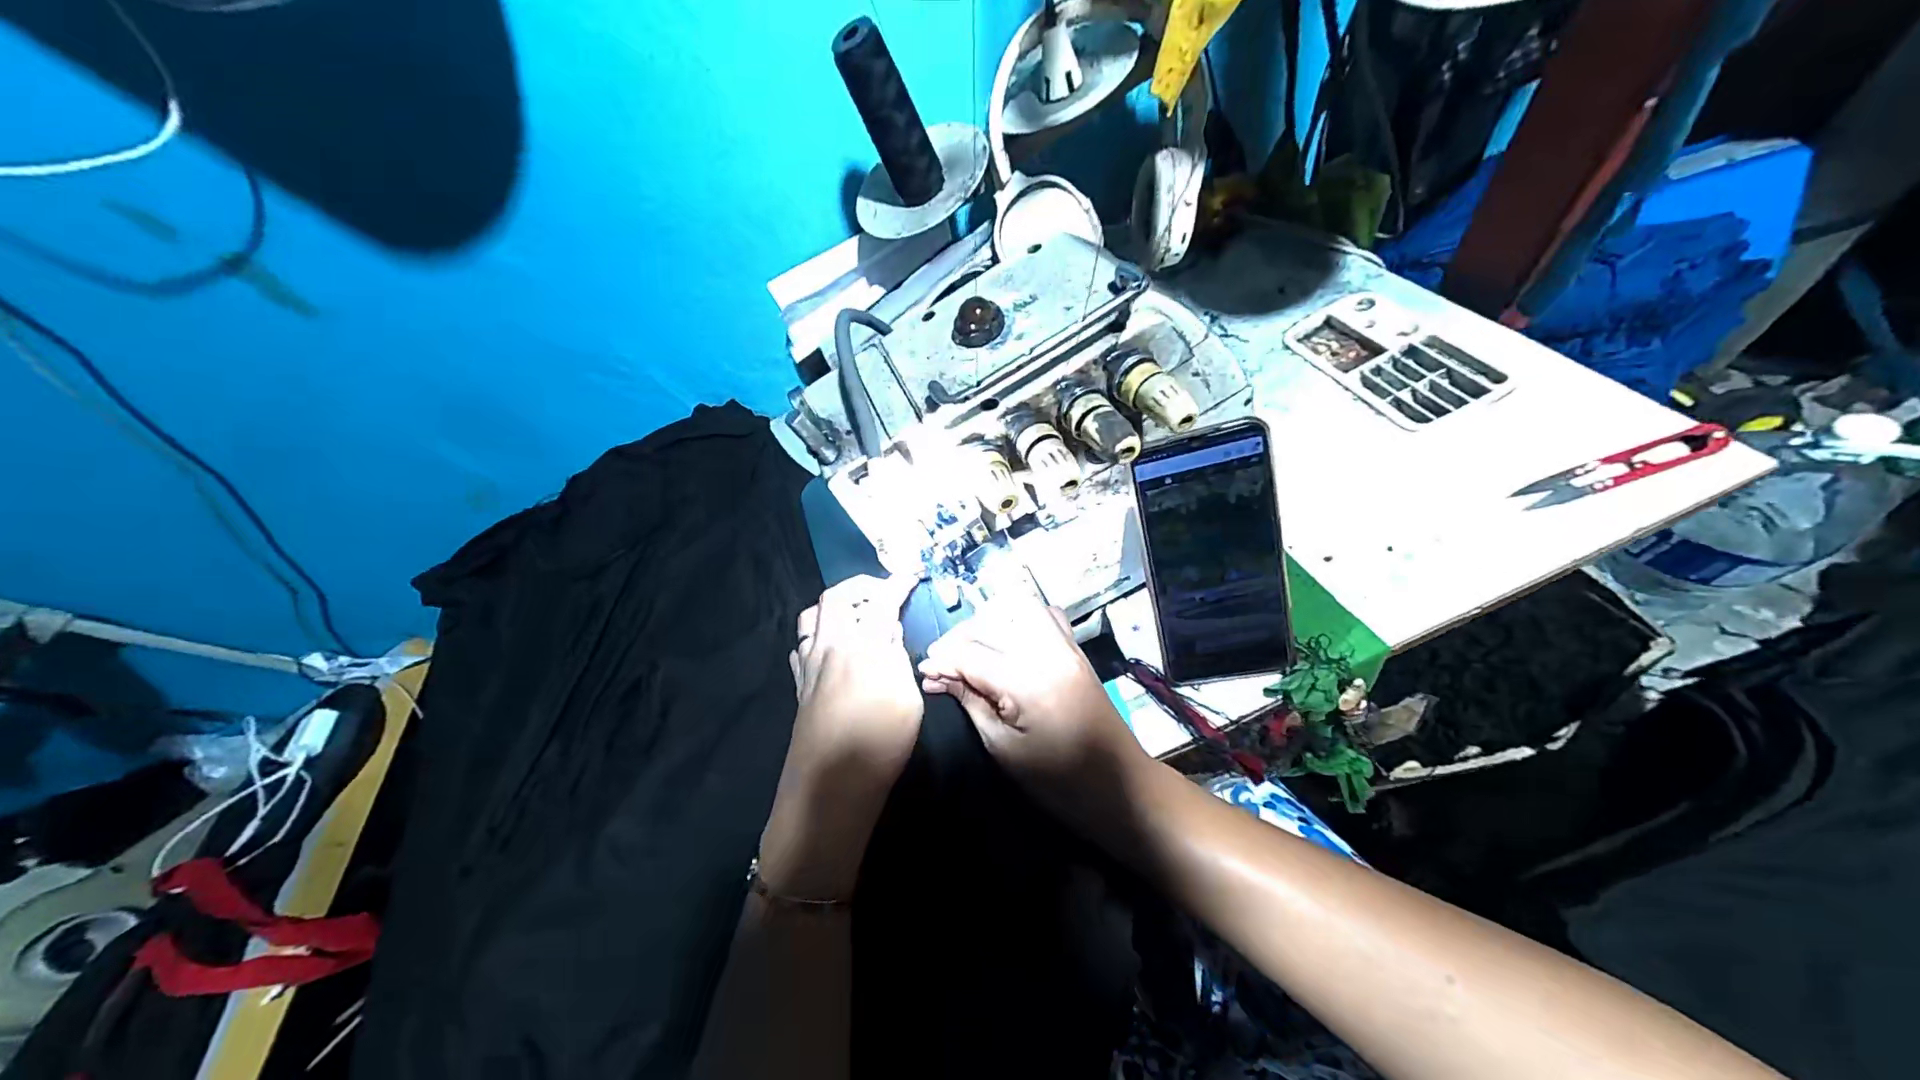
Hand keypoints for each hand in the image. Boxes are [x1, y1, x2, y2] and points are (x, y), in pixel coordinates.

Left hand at [758, 573, 921, 901]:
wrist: (830, 787)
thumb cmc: (879, 742)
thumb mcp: (906, 696)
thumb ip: (897, 656)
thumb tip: (889, 631)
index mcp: (861, 644)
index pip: (880, 599)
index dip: (898, 583)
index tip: (912, 576)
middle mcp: (830, 646)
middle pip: (838, 597)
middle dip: (862, 585)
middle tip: (885, 592)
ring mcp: (809, 665)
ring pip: (814, 615)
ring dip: (836, 605)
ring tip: (857, 615)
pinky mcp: (800, 685)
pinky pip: (804, 643)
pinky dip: (819, 632)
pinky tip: (833, 648)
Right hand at [917, 594, 1150, 831]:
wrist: (1120, 786)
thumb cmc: (1058, 781)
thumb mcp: (1003, 748)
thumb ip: (971, 703)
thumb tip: (938, 676)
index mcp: (1028, 682)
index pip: (971, 654)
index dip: (941, 661)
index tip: (924, 673)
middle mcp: (1048, 652)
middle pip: (992, 621)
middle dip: (960, 638)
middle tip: (944, 665)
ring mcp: (1066, 647)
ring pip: (1020, 606)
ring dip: (990, 621)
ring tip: (973, 649)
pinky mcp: (1076, 650)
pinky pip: (1046, 614)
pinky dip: (1021, 618)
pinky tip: (1008, 640)